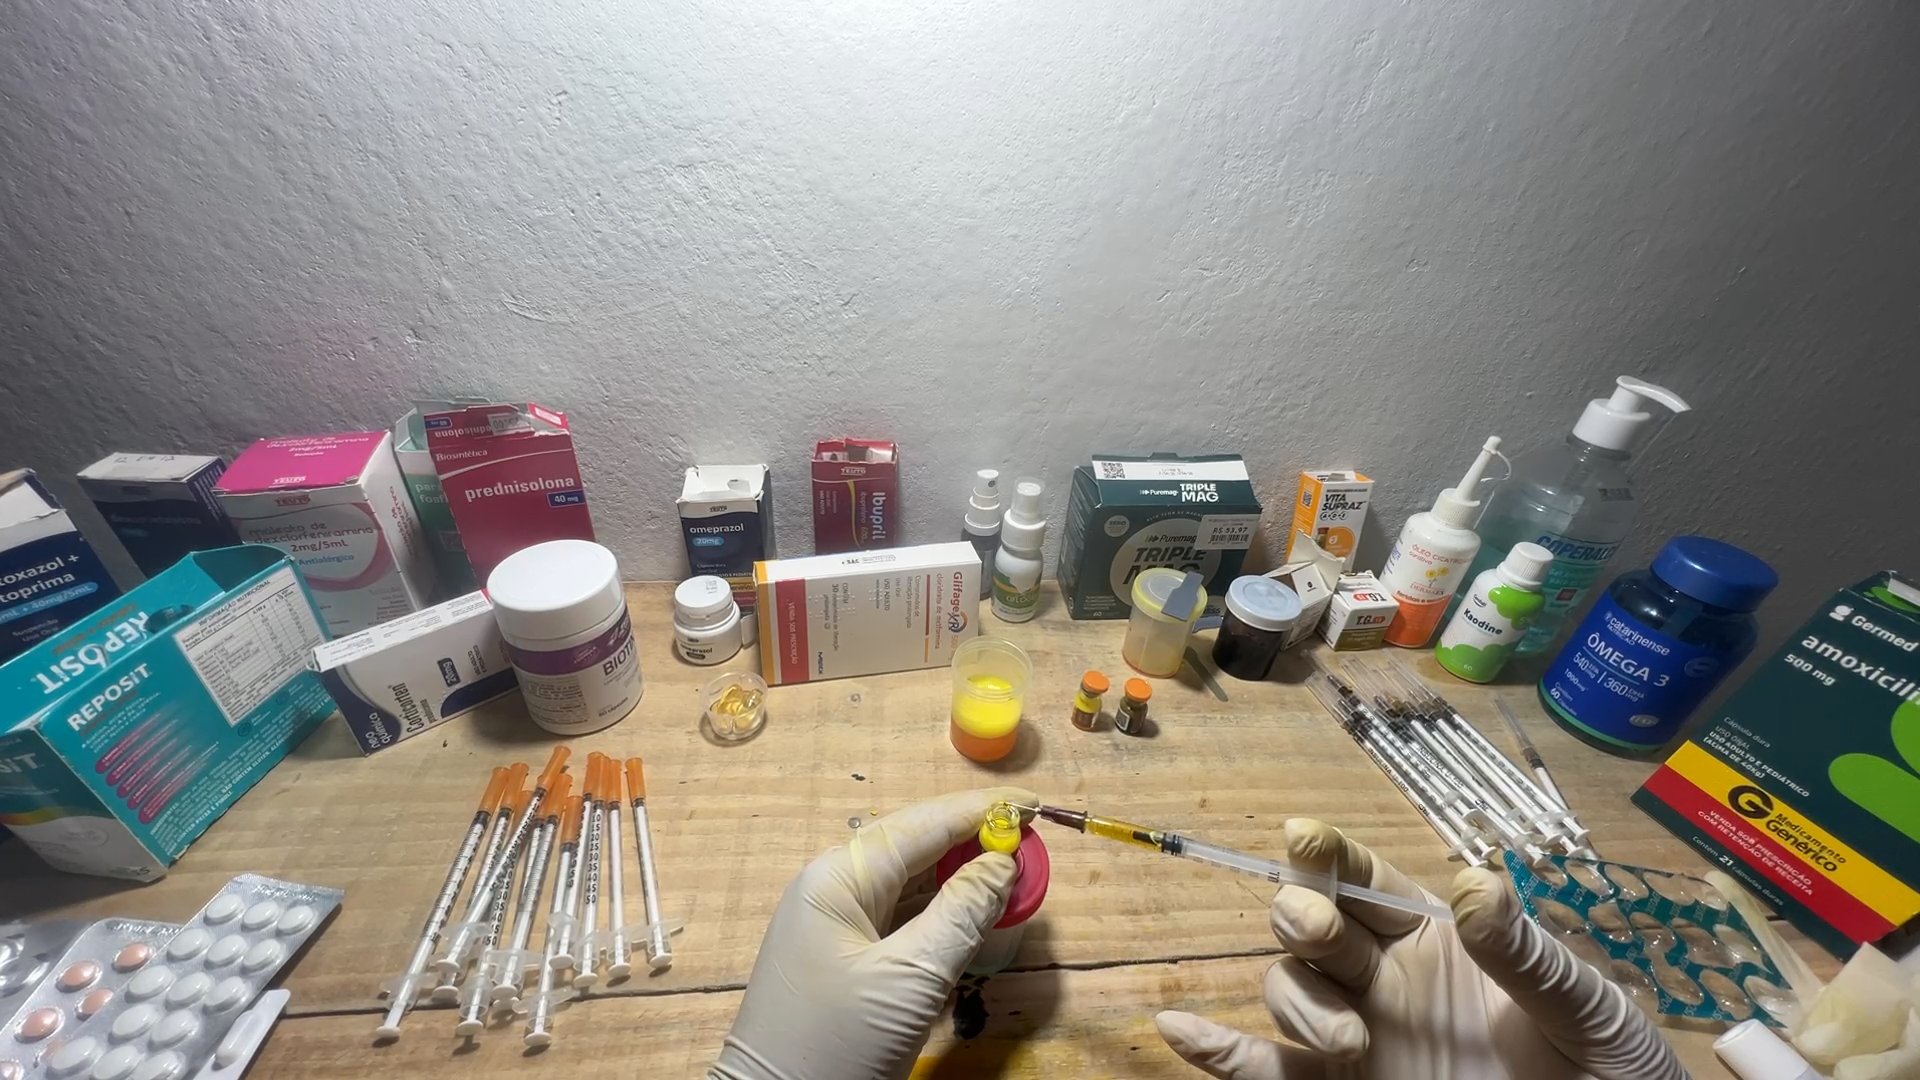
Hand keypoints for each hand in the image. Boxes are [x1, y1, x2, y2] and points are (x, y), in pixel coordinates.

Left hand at [710, 786, 1037, 1079]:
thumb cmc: (835, 1046)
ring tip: (1011, 871)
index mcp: (841, 876)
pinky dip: (943, 909)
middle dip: (973, 840)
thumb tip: (1003, 864)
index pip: (922, 824)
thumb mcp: (908, 981)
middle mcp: (837, 883)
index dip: (979, 810)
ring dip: (961, 875)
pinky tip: (973, 907)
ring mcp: (838, 918)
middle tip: (1029, 841)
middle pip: (917, 845)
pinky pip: (903, 914)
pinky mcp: (847, 952)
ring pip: (912, 880)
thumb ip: (961, 915)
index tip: (1033, 803)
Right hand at [1155, 820, 1682, 1079]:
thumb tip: (1475, 881)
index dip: (1326, 851)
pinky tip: (1178, 1031)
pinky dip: (1220, 1052)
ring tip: (1347, 1042)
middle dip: (1301, 914)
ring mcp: (1353, 1034)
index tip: (1304, 836)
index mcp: (1428, 936)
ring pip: (1287, 988)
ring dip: (1297, 999)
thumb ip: (1529, 957)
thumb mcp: (1591, 1019)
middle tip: (1321, 929)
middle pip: (1307, 922)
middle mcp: (1376, 974)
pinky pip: (1267, 1069)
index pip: (1359, 877)